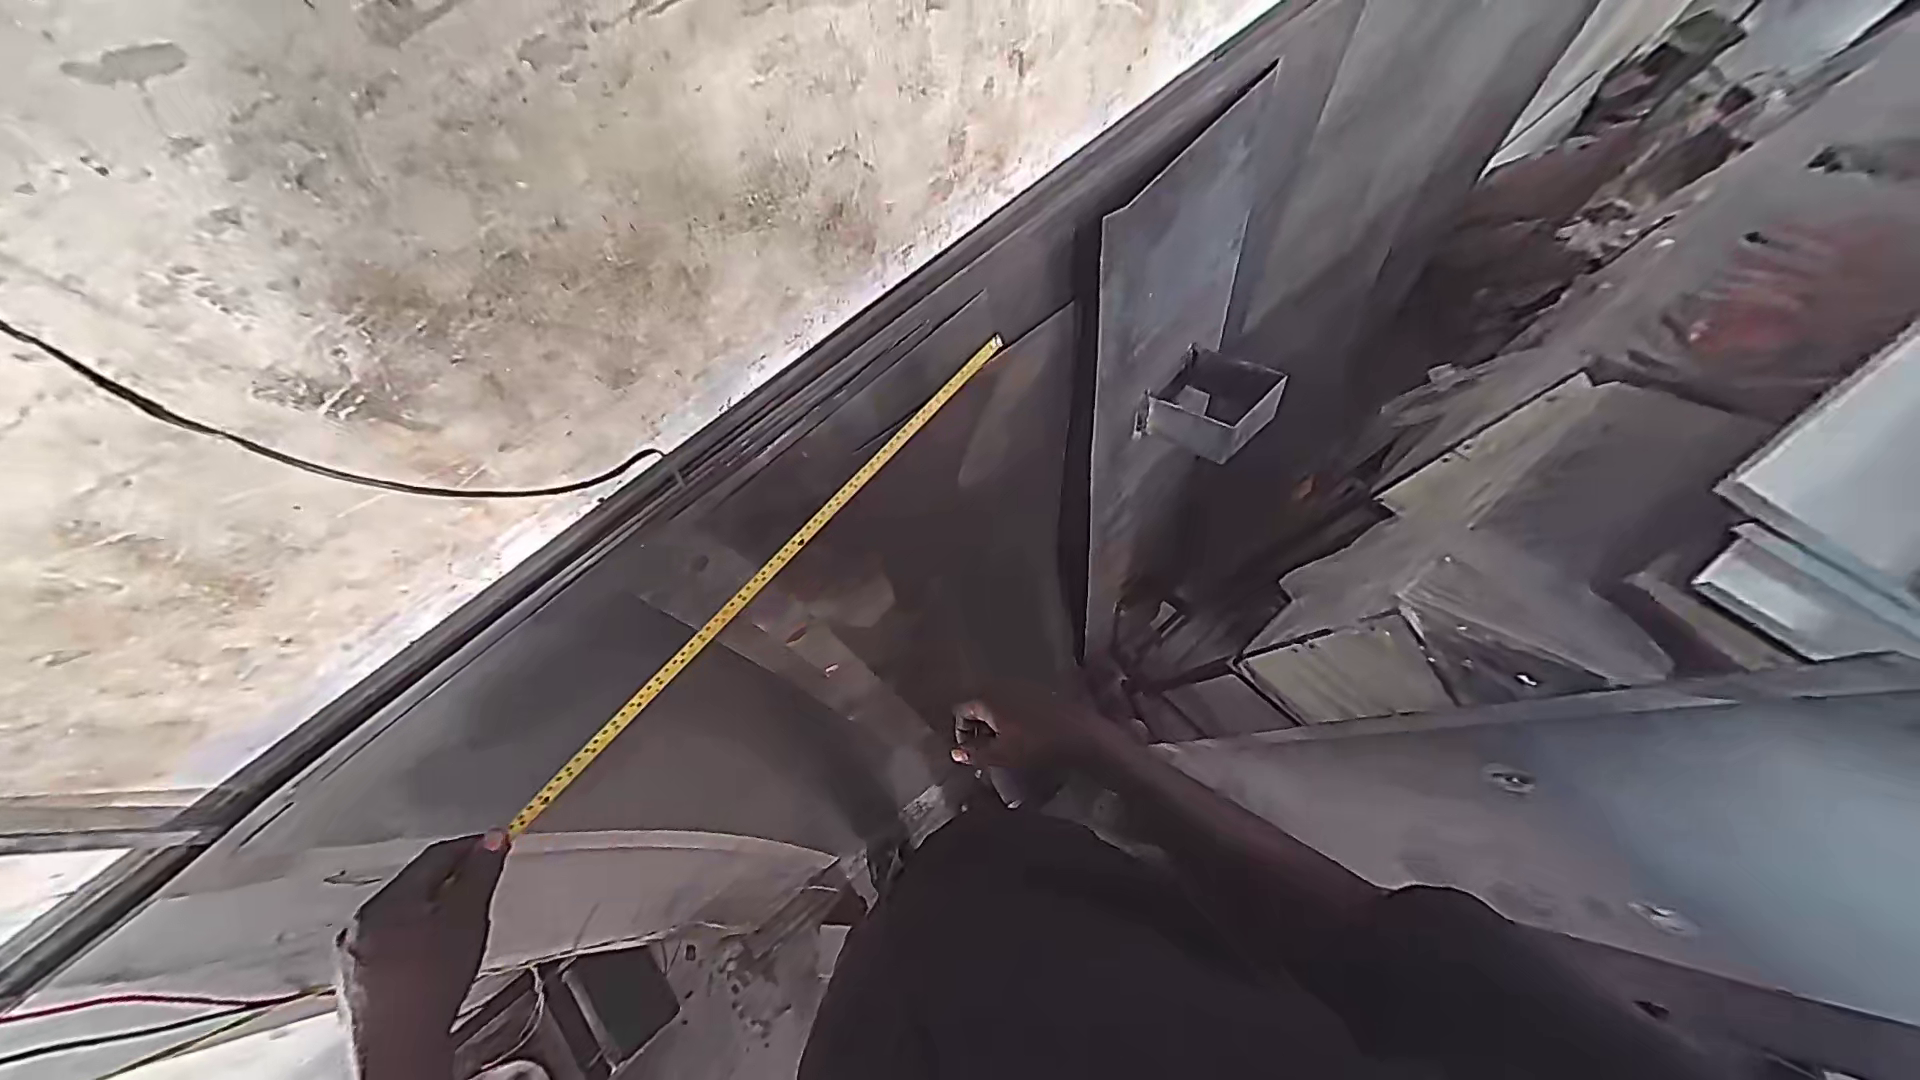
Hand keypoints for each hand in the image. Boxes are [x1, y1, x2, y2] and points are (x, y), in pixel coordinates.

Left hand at [337, 831, 508, 1034]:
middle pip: (417, 881)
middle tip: (486, 878)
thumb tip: (493, 839)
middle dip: (454, 876)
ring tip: (466, 914)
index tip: (498, 843)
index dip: (472, 846)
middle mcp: (361, 923)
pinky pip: (394, 935)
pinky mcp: (357, 976)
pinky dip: (421, 929)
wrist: (401, 1047)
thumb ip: (481, 872)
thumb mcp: (469, 915)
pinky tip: (439, 946)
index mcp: (386, 903)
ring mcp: (354, 951)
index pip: (435, 855)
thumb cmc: (433, 981)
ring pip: (405, 909)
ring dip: (437, 902)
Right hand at [950, 682, 1120, 771]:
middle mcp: (1000, 685)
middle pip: (977, 705)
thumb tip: (956, 752)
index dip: (961, 733)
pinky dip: (1009, 716)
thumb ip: (974, 753)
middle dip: (976, 727)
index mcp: (986, 697)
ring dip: (993, 722)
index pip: (960, 711)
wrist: (1078, 733)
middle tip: (984, 749)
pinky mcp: (1036, 690)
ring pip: (995, 703)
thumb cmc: (1035, 744)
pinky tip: (1020, 733)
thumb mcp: (1001, 755)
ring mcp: (1020, 685)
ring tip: (1002, 744)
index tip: (970, 752)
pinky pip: (1012, 701)